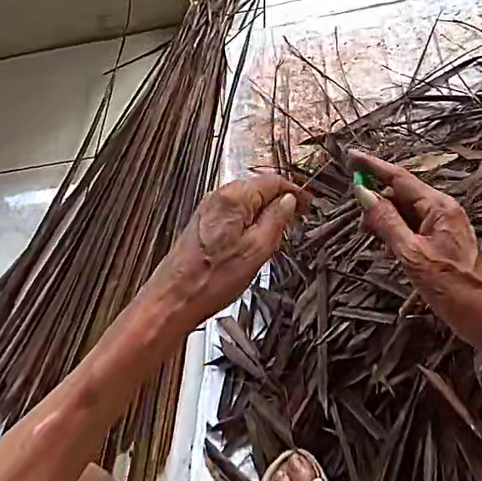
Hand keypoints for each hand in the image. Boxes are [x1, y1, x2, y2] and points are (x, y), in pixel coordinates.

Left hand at [138, 174, 305, 337]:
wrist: (173, 299)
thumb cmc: (210, 279)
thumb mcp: (257, 250)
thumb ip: (276, 220)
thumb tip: (289, 201)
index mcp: (234, 198)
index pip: (273, 181)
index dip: (295, 191)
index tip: (308, 203)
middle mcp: (218, 197)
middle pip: (258, 188)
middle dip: (280, 201)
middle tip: (298, 218)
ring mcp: (208, 209)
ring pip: (246, 202)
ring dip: (265, 212)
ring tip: (279, 232)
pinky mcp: (203, 224)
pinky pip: (234, 214)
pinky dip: (249, 221)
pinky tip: (254, 240)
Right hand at [350, 149, 481, 348]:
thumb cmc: (455, 291)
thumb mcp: (412, 256)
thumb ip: (386, 222)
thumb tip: (364, 194)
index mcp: (439, 208)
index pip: (399, 177)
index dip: (372, 166)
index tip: (351, 157)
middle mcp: (444, 210)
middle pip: (402, 194)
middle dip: (377, 201)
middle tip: (360, 220)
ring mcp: (445, 225)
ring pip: (406, 212)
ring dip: (386, 220)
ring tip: (374, 239)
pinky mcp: (444, 241)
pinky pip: (414, 227)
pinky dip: (398, 233)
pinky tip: (390, 249)